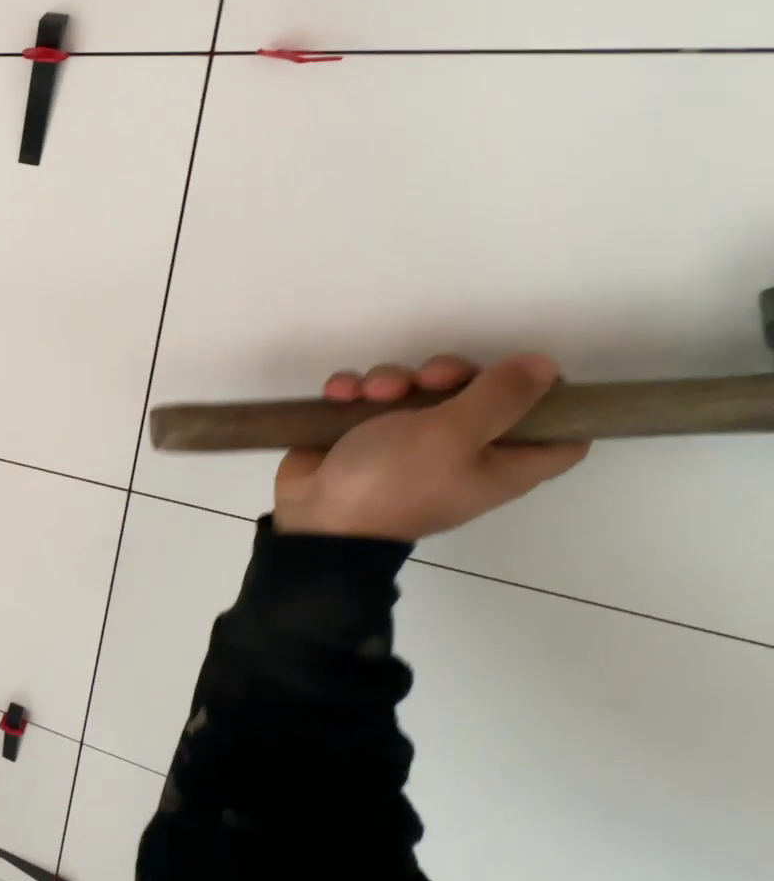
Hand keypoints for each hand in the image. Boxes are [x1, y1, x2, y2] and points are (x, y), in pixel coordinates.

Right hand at [273, 354, 590, 541]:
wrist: (318, 514)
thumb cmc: (394, 480)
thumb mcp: (452, 435)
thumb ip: (499, 398)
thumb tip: (545, 366)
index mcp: (502, 463)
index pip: (562, 435)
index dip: (554, 401)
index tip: (525, 374)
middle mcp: (461, 451)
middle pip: (480, 396)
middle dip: (449, 374)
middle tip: (428, 379)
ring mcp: (407, 442)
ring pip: (415, 390)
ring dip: (389, 380)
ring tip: (367, 394)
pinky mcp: (361, 434)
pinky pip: (367, 399)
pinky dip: (353, 392)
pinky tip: (338, 397)